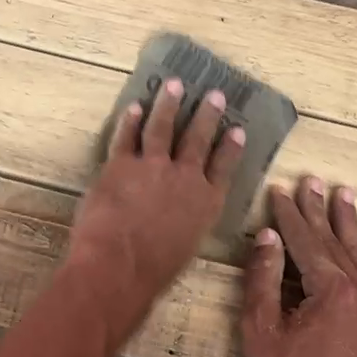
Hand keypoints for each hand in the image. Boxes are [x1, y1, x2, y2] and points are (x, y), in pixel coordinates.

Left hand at [67, 80, 245, 301]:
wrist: (118, 264)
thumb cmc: (152, 271)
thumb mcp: (184, 248)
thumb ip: (184, 226)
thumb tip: (176, 219)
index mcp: (206, 204)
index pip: (223, 168)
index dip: (230, 148)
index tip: (238, 129)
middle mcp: (184, 179)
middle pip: (197, 140)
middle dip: (207, 116)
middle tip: (215, 95)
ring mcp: (152, 167)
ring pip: (162, 127)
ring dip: (169, 104)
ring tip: (175, 85)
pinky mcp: (120, 164)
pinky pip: (126, 136)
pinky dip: (130, 120)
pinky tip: (134, 106)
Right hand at [241, 178, 356, 356]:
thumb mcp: (261, 331)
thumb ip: (264, 280)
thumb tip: (267, 238)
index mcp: (331, 291)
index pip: (305, 241)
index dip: (288, 215)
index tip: (278, 190)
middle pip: (334, 241)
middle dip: (318, 211)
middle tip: (311, 180)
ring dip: (348, 222)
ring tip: (342, 193)